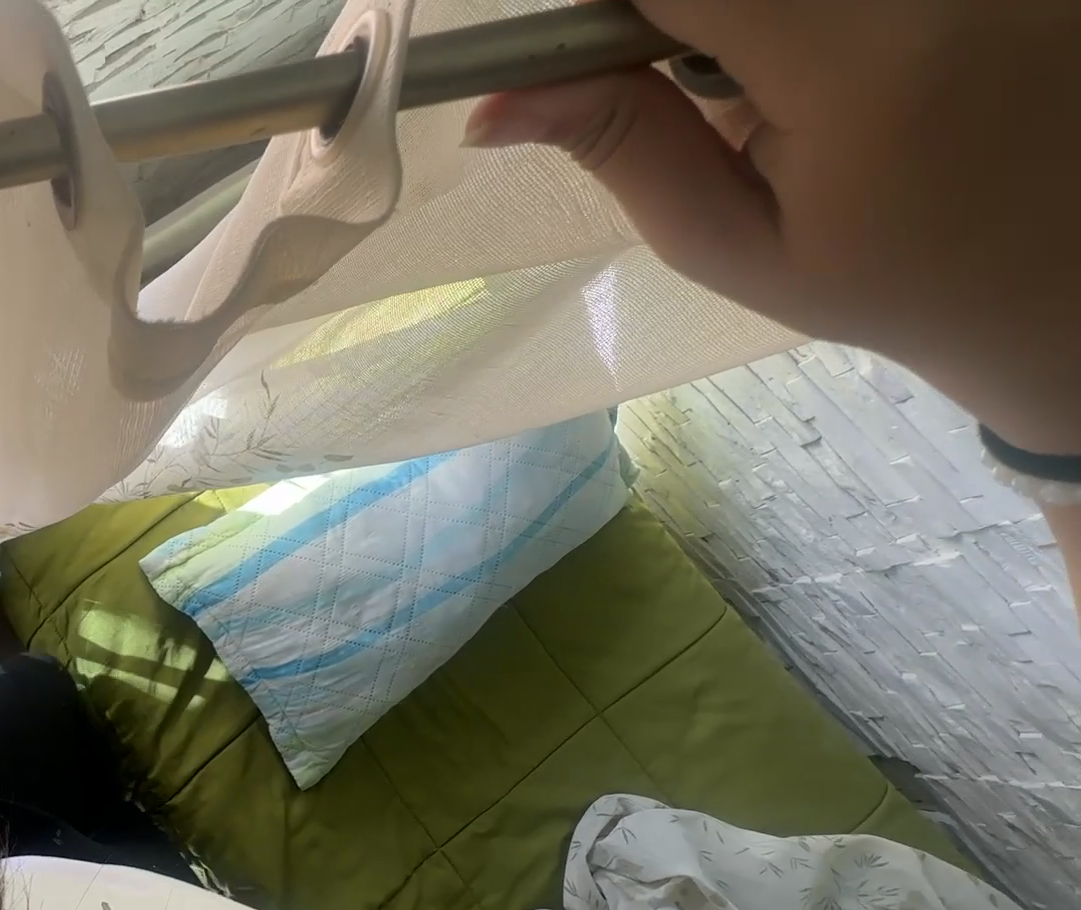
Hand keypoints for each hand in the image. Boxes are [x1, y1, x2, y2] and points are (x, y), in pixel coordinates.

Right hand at [465, 0, 1080, 453]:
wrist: (1070, 264)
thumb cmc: (879, 277)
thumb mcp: (721, 239)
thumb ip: (619, 147)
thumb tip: (492, 107)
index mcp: (866, 57)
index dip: (596, 10)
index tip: (561, 55)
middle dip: (659, 16)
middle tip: (673, 77)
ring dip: (713, 17)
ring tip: (761, 77)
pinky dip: (776, 15)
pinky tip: (818, 53)